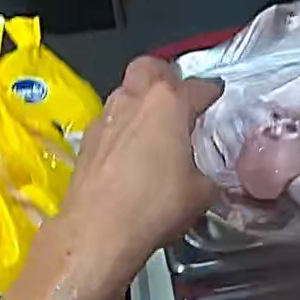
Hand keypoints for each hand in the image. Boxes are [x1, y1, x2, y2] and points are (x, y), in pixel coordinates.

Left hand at [56, 57, 221, 275]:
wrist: (98, 231)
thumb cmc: (153, 206)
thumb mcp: (201, 194)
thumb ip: (208, 176)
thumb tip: (206, 179)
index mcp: (168, 102)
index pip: (199, 86)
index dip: (211, 94)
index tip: (215, 100)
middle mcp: (133, 100)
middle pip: (150, 69)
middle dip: (165, 77)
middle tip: (176, 99)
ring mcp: (104, 119)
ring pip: (123, 95)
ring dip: (138, 105)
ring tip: (151, 131)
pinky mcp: (85, 143)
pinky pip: (107, 125)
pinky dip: (119, 132)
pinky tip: (127, 156)